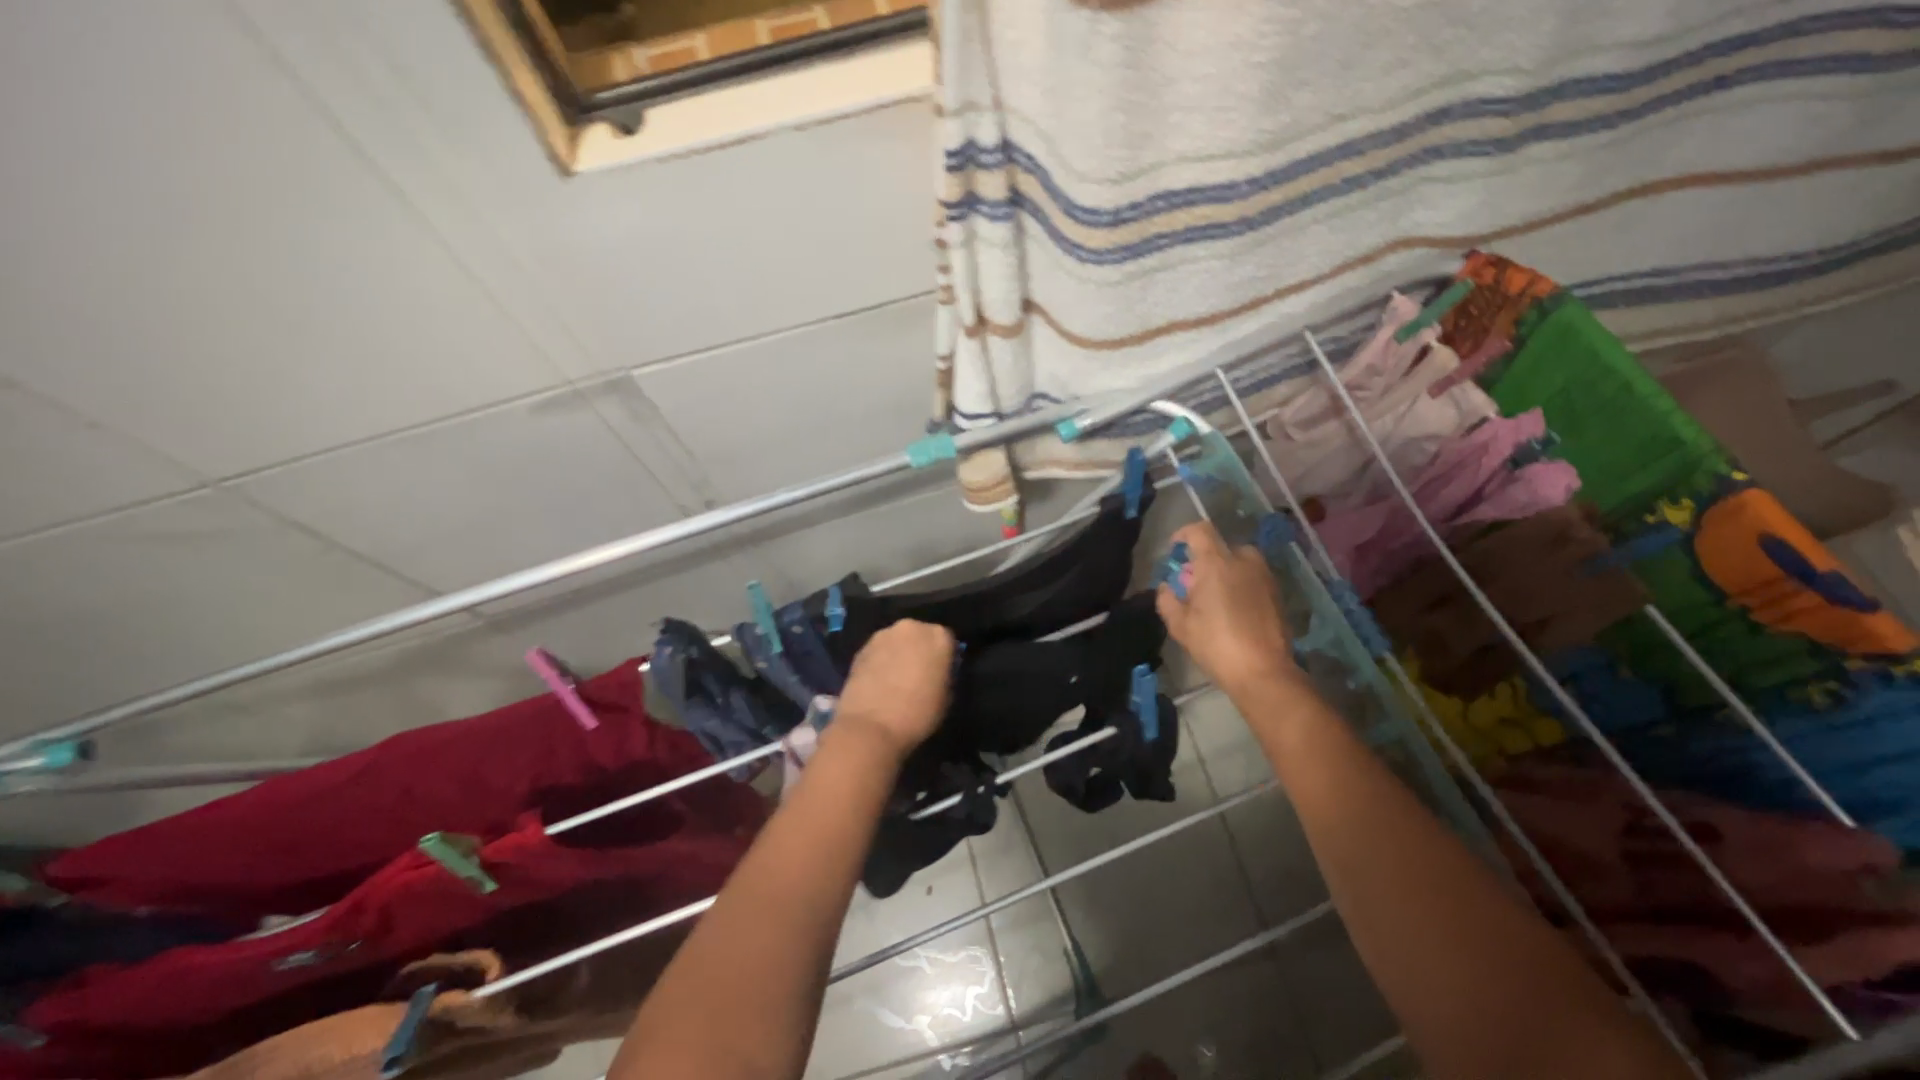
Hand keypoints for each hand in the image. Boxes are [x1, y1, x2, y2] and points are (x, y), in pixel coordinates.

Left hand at [832, 620, 954, 761]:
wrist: (870, 727)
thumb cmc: (918, 714)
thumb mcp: (947, 697)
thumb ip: (944, 675)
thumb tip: (937, 671)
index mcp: (938, 636)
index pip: (948, 640)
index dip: (944, 658)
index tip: (941, 673)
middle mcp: (911, 627)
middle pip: (920, 635)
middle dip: (920, 650)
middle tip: (918, 674)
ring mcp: (883, 635)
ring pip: (897, 641)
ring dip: (899, 653)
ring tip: (896, 679)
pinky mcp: (861, 648)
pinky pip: (878, 651)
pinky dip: (880, 661)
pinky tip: (879, 682)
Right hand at [1155, 522, 1299, 695]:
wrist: (1263, 671)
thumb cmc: (1215, 644)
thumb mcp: (1180, 625)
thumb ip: (1167, 600)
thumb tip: (1166, 588)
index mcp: (1217, 563)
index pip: (1199, 531)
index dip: (1184, 534)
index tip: (1174, 549)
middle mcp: (1244, 561)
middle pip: (1220, 548)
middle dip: (1203, 561)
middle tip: (1192, 584)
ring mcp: (1264, 576)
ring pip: (1239, 563)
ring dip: (1224, 572)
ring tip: (1213, 599)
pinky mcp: (1277, 593)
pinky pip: (1253, 578)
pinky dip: (1240, 584)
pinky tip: (1233, 611)